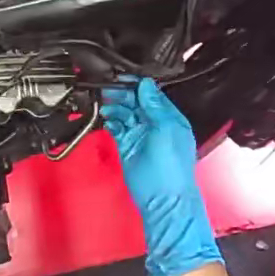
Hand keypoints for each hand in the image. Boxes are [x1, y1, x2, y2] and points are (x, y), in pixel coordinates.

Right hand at [102, 78, 221, 275]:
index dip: (136, 84)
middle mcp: (154, 124)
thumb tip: (146, 85)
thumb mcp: (167, 129)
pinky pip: (116, 127)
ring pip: (123, 113)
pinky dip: (109, 121)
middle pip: (134, 101)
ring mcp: (139, 135)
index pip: (150, 93)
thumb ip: (155, 106)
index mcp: (169, 117)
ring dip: (113, 106)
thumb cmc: (172, 169)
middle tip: (106, 88)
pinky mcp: (126, 146)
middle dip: (120, 93)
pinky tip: (104, 117)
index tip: (121, 76)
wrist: (163, 199)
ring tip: (102, 102)